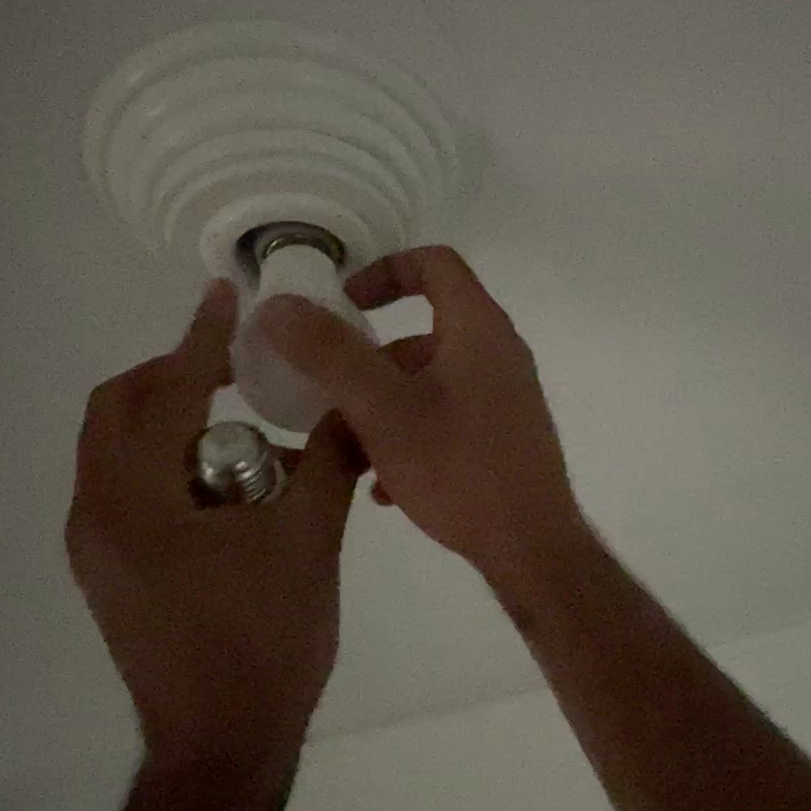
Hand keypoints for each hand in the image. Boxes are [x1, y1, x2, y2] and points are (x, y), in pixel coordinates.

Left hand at [66, 282, 363, 763]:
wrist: (224, 745)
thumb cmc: (265, 640)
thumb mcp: (309, 541)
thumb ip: (331, 463)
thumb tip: (357, 410)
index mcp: (135, 503)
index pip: (162, 395)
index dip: (197, 341)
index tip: (224, 298)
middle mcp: (98, 517)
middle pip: (118, 413)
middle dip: (174, 377)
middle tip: (236, 369)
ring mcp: (99, 550)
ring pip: (122, 452)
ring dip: (176, 423)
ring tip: (247, 427)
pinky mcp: (115, 573)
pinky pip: (134, 489)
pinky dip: (175, 464)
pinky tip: (235, 483)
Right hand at [256, 246, 587, 575]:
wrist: (531, 547)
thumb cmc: (459, 468)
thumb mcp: (382, 409)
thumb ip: (330, 353)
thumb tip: (279, 305)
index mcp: (478, 329)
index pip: (435, 263)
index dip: (384, 270)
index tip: (343, 302)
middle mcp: (499, 354)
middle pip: (424, 333)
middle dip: (368, 362)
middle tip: (327, 393)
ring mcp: (506, 398)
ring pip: (430, 385)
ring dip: (382, 410)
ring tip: (346, 455)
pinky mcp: (505, 437)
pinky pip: (448, 420)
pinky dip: (411, 438)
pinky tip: (383, 489)